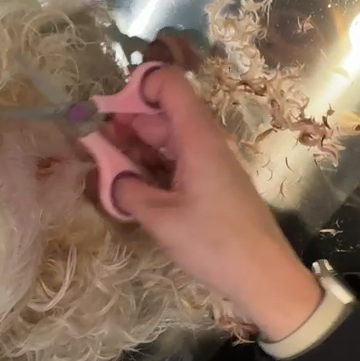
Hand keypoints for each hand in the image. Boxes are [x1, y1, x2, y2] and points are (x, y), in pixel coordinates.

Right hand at [108, 66, 320, 341]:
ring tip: (106, 169)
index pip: (169, 84)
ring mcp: (210, 162)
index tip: (107, 114)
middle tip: (95, 147)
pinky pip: (176, 161)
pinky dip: (152, 166)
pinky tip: (131, 186)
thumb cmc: (214, 243)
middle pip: (162, 113)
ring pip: (167, 139)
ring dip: (136, 148)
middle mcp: (205, 141)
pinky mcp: (211, 182)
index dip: (137, 88)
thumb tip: (108, 176)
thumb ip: (127, 189)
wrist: (264, 275)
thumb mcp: (161, 218)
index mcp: (197, 137)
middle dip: (126, 123)